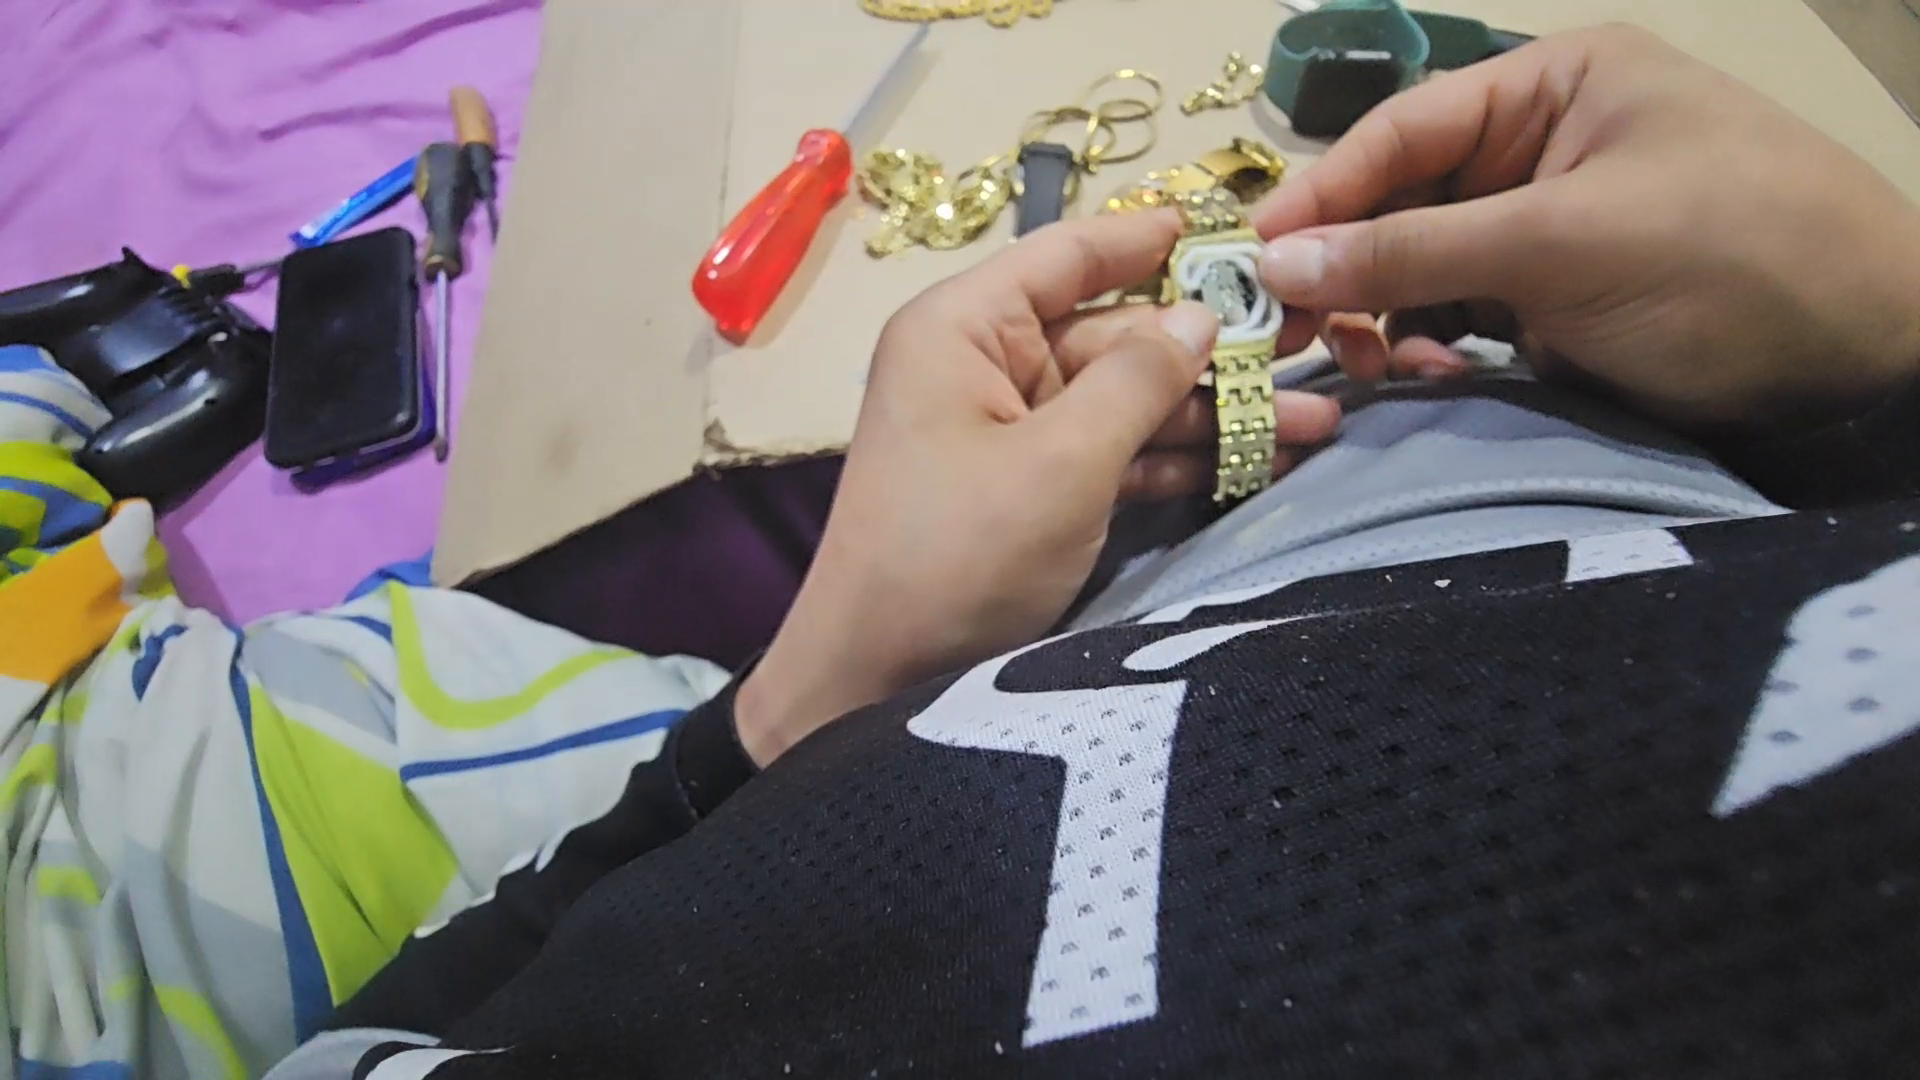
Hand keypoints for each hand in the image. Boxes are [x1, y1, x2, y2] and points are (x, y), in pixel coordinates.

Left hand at [735, 212, 1335, 763]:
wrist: (879, 673)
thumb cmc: (960, 551)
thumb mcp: (1060, 460)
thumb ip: (1136, 381)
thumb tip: (1200, 316)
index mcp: (965, 329)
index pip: (1066, 257)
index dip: (1147, 240)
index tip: (1230, 228)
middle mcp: (984, 368)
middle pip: (1109, 338)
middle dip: (1208, 350)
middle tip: (1315, 340)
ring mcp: (1009, 434)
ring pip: (1119, 406)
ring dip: (1207, 416)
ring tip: (1315, 419)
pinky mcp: (1030, 493)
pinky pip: (1107, 459)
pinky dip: (1169, 465)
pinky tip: (1253, 463)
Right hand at [1252, 24, 1919, 431]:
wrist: (1849, 375)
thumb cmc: (1730, 267)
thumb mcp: (1560, 244)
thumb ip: (1407, 252)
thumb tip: (1275, 264)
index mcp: (1545, 93)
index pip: (1394, 137)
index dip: (1313, 198)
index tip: (1247, 262)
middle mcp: (1518, 154)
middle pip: (1382, 209)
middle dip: (1335, 274)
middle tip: (1282, 336)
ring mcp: (1512, 232)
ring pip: (1392, 272)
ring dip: (1372, 322)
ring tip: (1370, 368)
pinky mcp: (1513, 299)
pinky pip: (1425, 317)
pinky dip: (1412, 349)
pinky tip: (1433, 372)